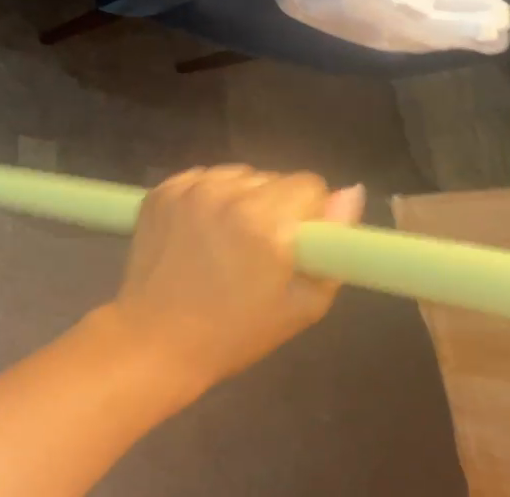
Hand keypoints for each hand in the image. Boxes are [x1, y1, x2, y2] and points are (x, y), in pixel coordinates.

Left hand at [108, 166, 364, 389]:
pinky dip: (208, 197)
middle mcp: (222, 192)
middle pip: (270, 177)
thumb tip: (351, 192)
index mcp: (262, 219)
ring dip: (242, 197)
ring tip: (231, 239)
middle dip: (277, 206)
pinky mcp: (159, 192)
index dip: (312, 213)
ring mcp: (185, 189)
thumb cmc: (237, 331)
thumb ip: (334, 247)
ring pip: (234, 175)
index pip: (308, 184)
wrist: (158, 335)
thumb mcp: (303, 302)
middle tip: (263, 248)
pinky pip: (200, 179)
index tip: (300, 242)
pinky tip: (203, 230)